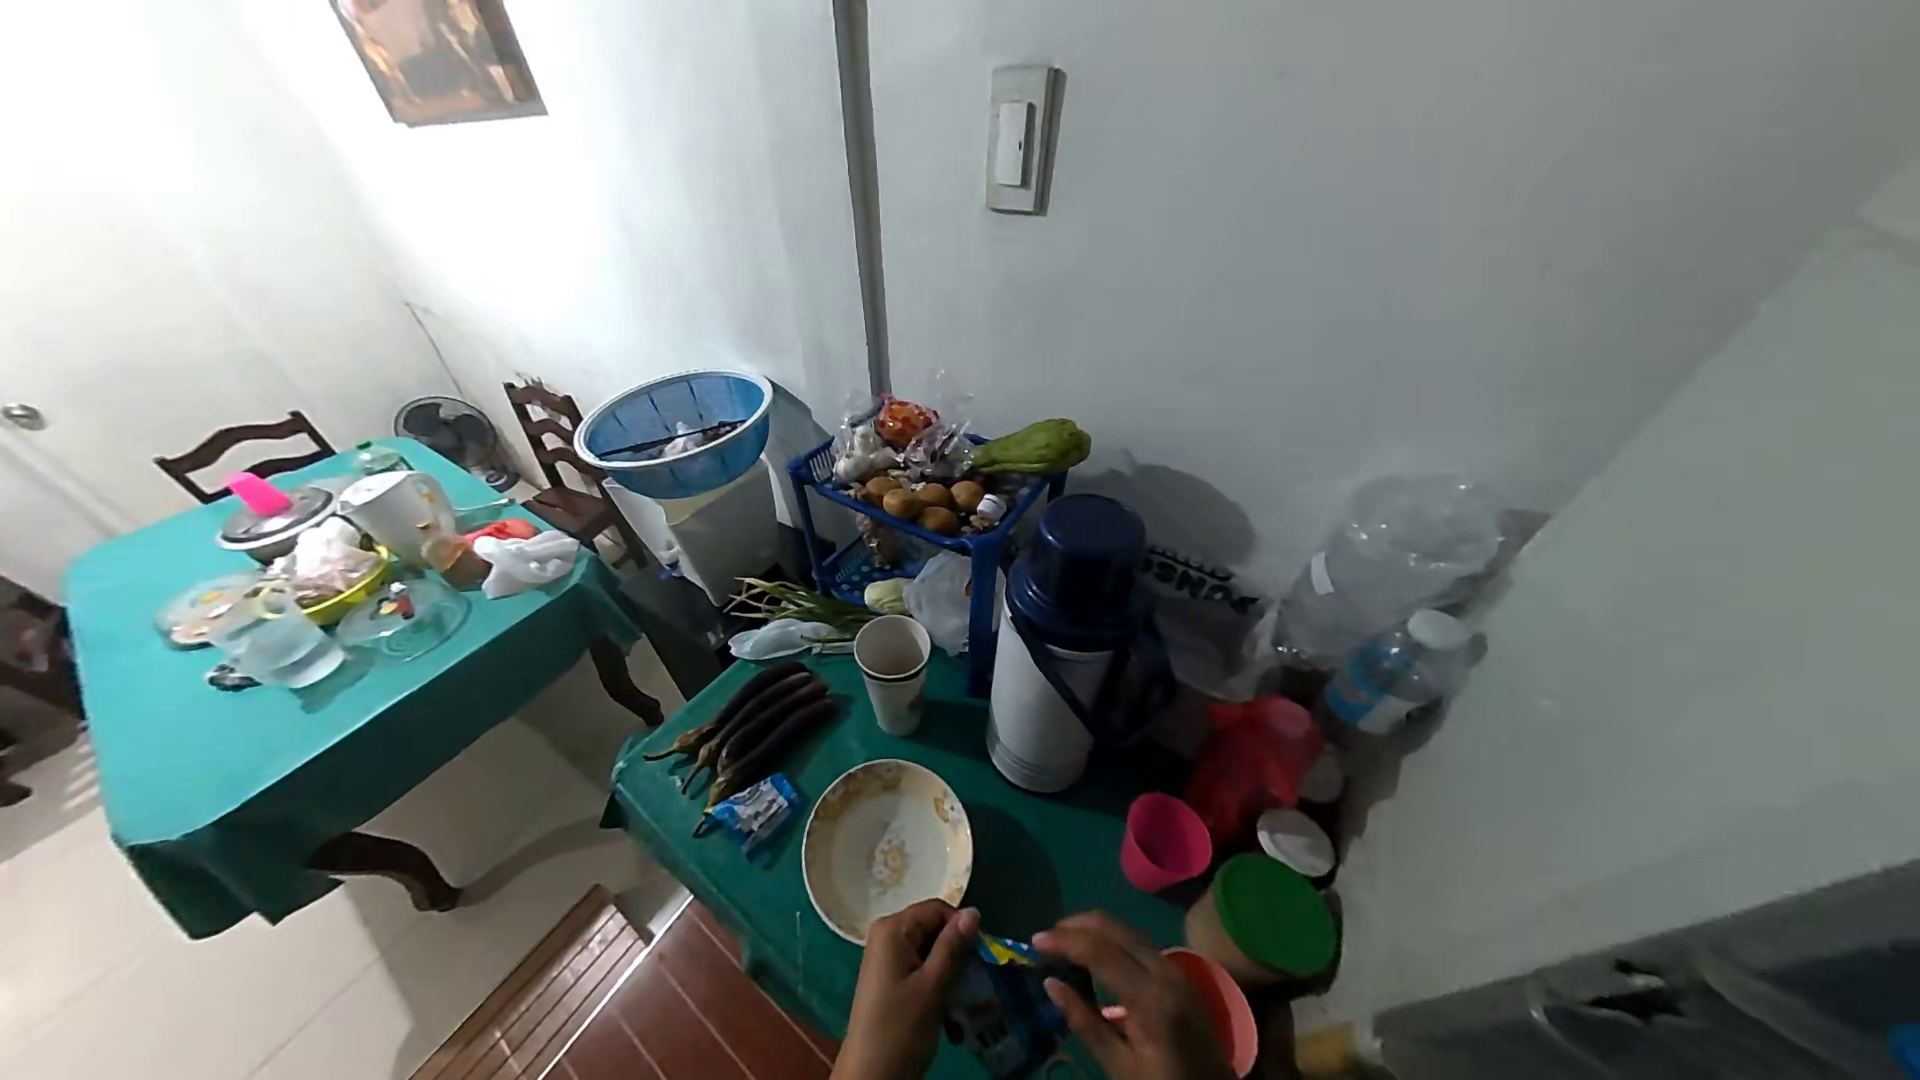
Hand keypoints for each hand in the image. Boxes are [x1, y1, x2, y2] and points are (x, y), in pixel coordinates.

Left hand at [832, 900, 979, 1079]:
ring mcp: (888, 959)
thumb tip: (974, 911)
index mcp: (893, 928)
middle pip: (934, 930)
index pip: (937, 910)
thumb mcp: (932, 985)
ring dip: (951, 977)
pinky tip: (950, 1020)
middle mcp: (888, 936)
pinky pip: (923, 971)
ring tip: (962, 1006)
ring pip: (932, 953)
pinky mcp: (892, 980)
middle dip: (957, 956)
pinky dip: (938, 988)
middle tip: (973, 983)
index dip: (960, 927)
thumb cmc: (900, 1029)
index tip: (979, 956)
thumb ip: (953, 946)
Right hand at [1033, 913, 1234, 1079]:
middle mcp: (1164, 971)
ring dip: (1091, 927)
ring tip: (1063, 941)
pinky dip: (1109, 936)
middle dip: (1075, 925)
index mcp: (1150, 999)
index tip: (1035, 941)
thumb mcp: (1120, 1067)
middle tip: (1047, 938)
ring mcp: (1174, 966)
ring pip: (1125, 927)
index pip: (1099, 951)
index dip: (1064, 940)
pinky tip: (1093, 950)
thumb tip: (1051, 982)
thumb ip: (1084, 1022)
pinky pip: (1137, 939)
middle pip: (1112, 927)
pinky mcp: (1178, 968)